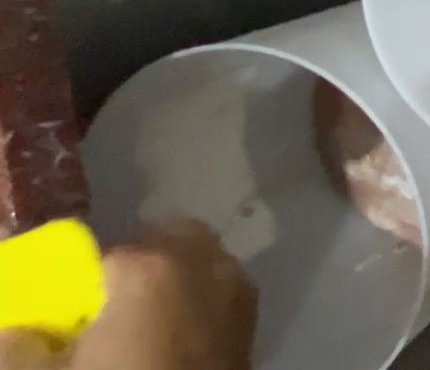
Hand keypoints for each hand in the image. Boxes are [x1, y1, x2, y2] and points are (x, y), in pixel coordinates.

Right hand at [15, 221, 259, 369]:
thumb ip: (20, 349)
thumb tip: (16, 330)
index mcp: (149, 270)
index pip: (110, 254)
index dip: (86, 276)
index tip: (70, 298)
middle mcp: (203, 263)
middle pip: (172, 235)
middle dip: (142, 253)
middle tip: (108, 290)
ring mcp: (236, 281)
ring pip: (203, 255)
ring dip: (176, 267)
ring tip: (140, 306)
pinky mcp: (251, 307)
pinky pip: (221, 280)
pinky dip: (199, 288)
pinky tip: (174, 320)